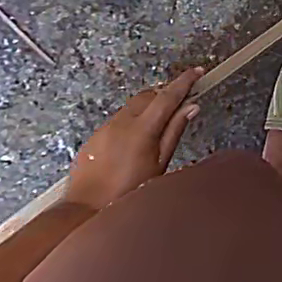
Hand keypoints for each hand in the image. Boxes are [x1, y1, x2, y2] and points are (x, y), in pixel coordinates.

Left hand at [64, 68, 204, 209]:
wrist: (85, 209)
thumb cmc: (128, 190)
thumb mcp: (160, 163)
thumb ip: (175, 130)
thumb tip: (190, 107)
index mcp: (142, 129)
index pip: (167, 96)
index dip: (184, 81)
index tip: (197, 72)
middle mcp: (121, 123)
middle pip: (148, 95)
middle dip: (165, 94)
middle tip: (180, 103)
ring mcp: (105, 128)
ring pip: (133, 106)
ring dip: (149, 107)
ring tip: (159, 125)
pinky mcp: (95, 137)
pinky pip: (118, 119)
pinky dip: (133, 120)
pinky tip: (137, 140)